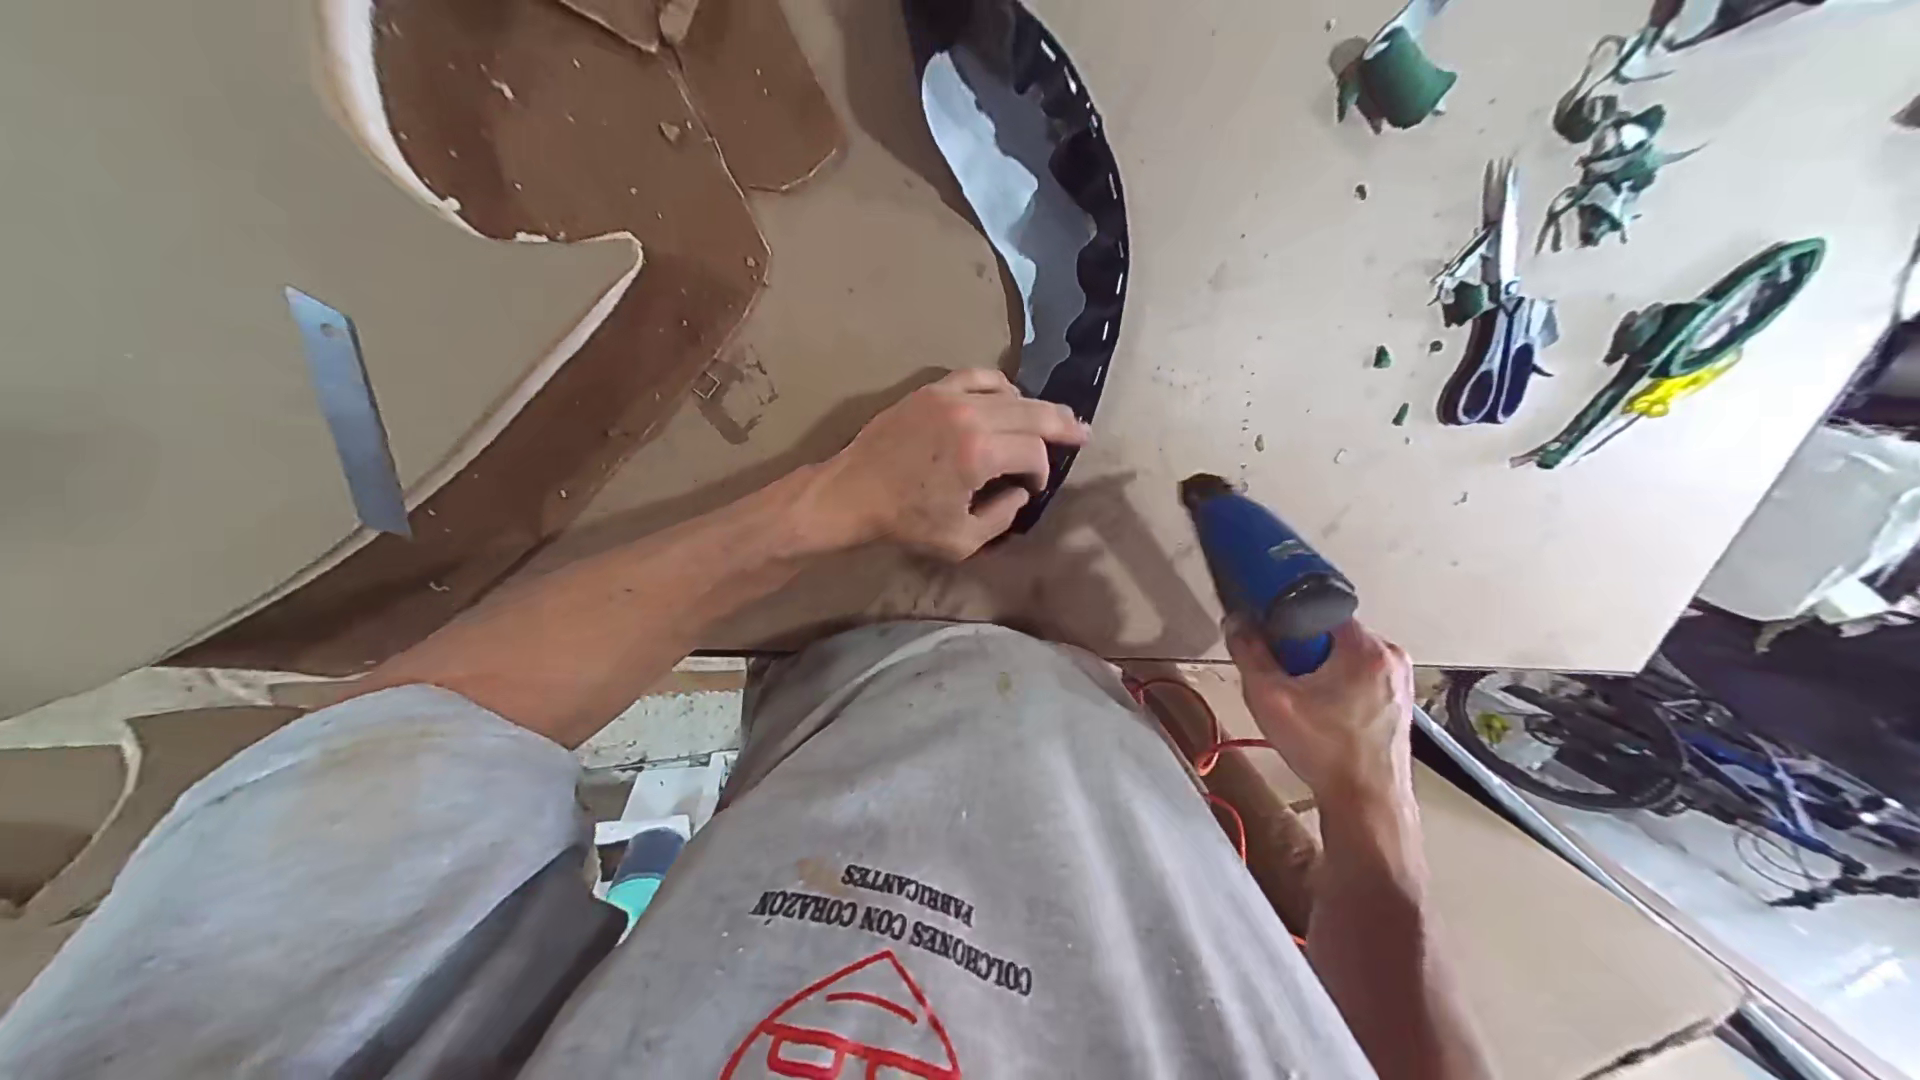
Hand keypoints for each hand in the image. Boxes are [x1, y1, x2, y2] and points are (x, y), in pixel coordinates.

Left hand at [805, 368, 1089, 559]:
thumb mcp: (962, 541)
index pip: (1034, 452)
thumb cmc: (904, 522)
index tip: (1033, 488)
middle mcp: (970, 417)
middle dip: (1062, 426)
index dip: (1042, 471)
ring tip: (1053, 416)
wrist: (851, 493)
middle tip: (1082, 432)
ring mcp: (949, 398)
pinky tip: (1010, 399)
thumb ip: (1003, 517)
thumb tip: (1019, 491)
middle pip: (1033, 413)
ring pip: (1011, 393)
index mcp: (979, 455)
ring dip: (1035, 407)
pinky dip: (1001, 387)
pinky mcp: (931, 391)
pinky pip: (978, 377)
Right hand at [1224, 617, 1415, 811]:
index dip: (1284, 617)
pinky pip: (1355, 675)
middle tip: (1283, 677)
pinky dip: (1332, 684)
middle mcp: (1390, 658)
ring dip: (1314, 667)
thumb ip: (1248, 652)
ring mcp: (1397, 681)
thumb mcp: (1269, 696)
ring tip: (1300, 699)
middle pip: (1327, 631)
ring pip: (1340, 654)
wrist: (1366, 803)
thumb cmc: (1327, 753)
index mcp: (1366, 648)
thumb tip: (1237, 622)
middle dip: (1298, 648)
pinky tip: (1318, 711)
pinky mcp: (1395, 701)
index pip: (1317, 607)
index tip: (1266, 631)